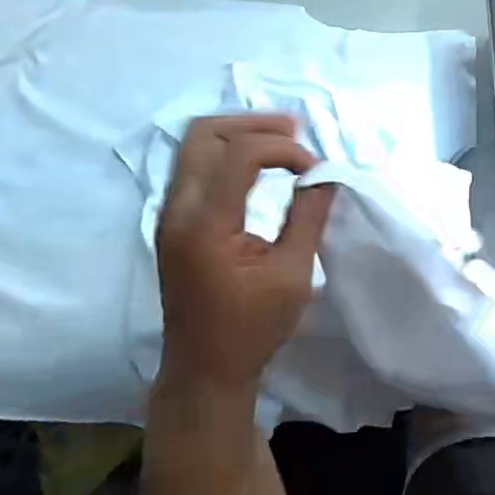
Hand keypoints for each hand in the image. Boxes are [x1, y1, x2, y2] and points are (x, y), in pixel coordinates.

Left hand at [155, 115, 336, 390]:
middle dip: (253, 124)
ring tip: (281, 140)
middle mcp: (177, 210)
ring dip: (238, 134)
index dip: (283, 149)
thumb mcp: (292, 275)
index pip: (239, 154)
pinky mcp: (173, 221)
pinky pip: (193, 166)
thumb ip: (308, 216)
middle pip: (203, 133)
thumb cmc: (251, 328)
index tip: (313, 170)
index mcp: (205, 224)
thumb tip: (325, 174)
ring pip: (193, 145)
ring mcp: (169, 214)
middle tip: (294, 130)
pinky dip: (226, 152)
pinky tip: (257, 164)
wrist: (203, 370)